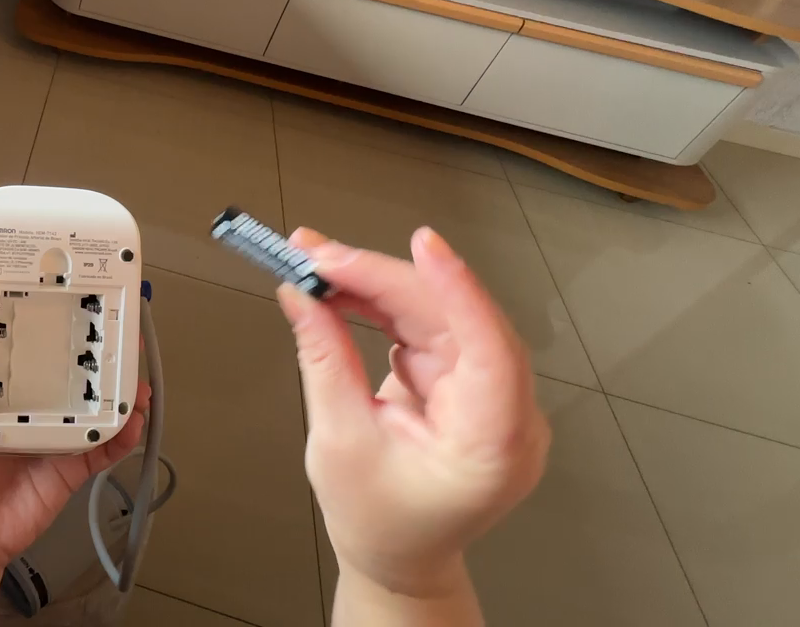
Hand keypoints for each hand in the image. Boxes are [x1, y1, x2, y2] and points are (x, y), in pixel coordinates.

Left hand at [0, 303, 150, 571]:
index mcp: (1, 384)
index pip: (28, 343)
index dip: (48, 317)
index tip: (68, 293)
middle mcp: (33, 402)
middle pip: (71, 369)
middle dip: (99, 349)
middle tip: (120, 329)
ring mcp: (56, 432)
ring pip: (96, 403)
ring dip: (120, 388)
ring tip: (135, 373)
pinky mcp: (71, 465)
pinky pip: (103, 447)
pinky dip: (123, 434)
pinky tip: (134, 419)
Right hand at [278, 227, 547, 602]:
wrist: (397, 556)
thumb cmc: (376, 518)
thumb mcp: (338, 439)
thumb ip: (323, 357)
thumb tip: (299, 292)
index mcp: (490, 444)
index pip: (489, 350)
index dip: (457, 290)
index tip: (422, 243)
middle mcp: (501, 411)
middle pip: (450, 319)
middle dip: (380, 277)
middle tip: (313, 252)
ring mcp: (481, 393)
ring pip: (432, 312)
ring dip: (371, 281)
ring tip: (311, 259)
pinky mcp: (457, 379)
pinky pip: (418, 323)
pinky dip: (374, 300)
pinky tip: (336, 284)